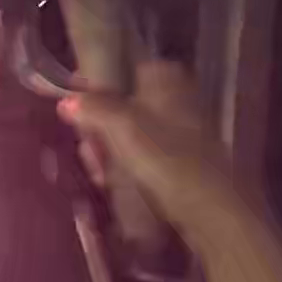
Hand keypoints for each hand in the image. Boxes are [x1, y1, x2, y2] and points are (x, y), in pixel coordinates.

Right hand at [58, 61, 249, 231]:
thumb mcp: (122, 126)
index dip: (97, 88)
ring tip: (98, 173)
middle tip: (88, 150)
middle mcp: (177, 100)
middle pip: (125, 105)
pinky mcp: (185, 165)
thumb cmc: (167, 159)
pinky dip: (127, 168)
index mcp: (166, 79)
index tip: (77, 108)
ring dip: (110, 152)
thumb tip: (66, 99)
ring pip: (133, 135)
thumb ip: (92, 107)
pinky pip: (146, 159)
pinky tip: (115, 185)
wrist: (215, 212)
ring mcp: (183, 134)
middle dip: (100, 128)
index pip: (125, 69)